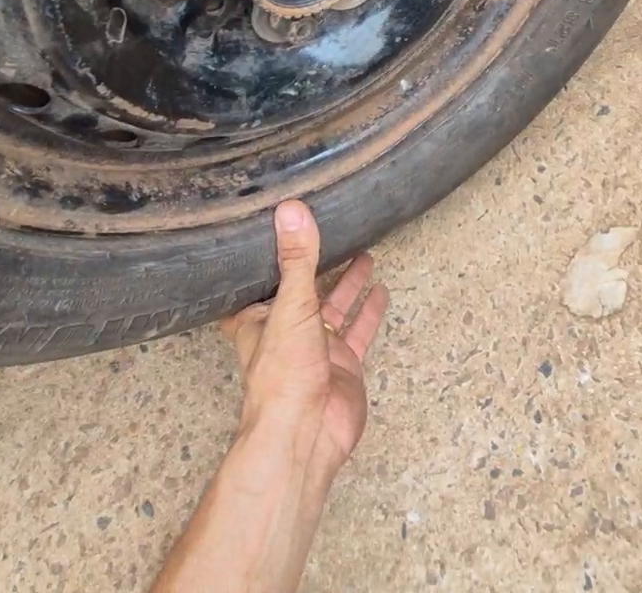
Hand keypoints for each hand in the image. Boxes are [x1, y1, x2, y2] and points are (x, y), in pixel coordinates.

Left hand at [221, 199, 388, 476]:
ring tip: (365, 252)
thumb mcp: (291, 305)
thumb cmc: (283, 373)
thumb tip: (292, 209)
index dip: (268, 259)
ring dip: (348, 283)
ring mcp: (317, 348)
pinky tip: (381, 291)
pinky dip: (368, 312)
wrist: (306, 432)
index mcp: (259, 319)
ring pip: (334, 308)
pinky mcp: (344, 364)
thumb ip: (297, 259)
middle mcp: (287, 332)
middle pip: (303, 290)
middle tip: (334, 234)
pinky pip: (358, 331)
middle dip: (317, 265)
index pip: (260, 282)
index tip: (276, 231)